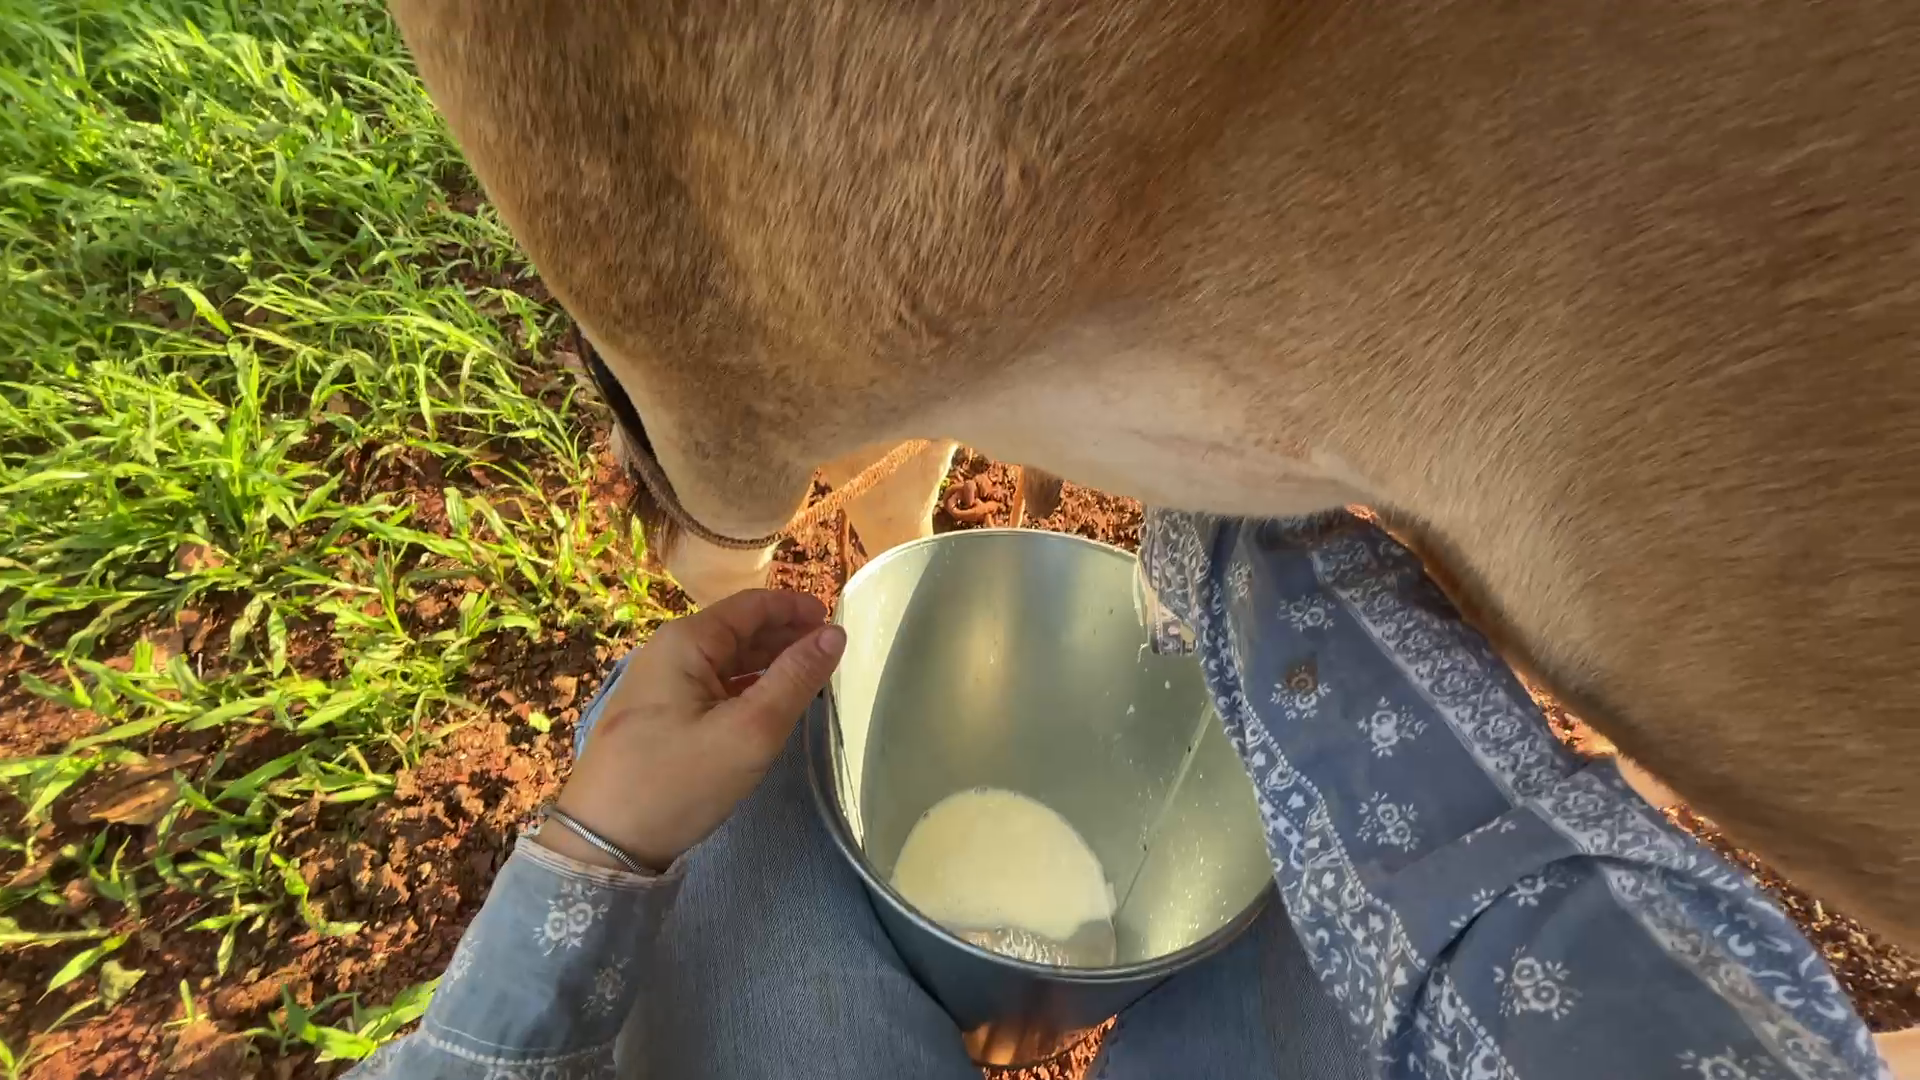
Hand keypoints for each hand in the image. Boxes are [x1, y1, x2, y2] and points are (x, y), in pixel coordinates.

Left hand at [538, 589, 846, 871]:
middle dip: (786, 635)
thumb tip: (836, 633)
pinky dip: (746, 685)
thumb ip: (797, 677)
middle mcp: (669, 651)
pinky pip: (712, 684)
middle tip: (829, 656)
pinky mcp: (657, 714)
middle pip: (739, 628)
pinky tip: (768, 702)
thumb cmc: (681, 780)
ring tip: (808, 677)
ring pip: (727, 658)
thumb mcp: (752, 730)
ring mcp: (659, 683)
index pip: (753, 604)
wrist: (600, 846)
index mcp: (687, 641)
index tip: (835, 623)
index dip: (797, 608)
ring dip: (769, 662)